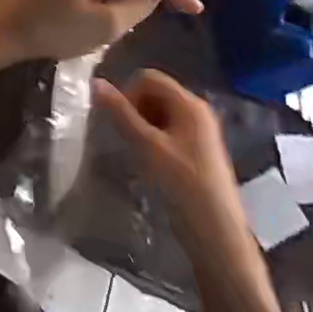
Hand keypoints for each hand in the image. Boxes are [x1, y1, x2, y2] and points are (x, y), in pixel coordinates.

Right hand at [96, 70, 242, 230]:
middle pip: (156, 93)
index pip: (149, 78)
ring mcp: (199, 132)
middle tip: (124, 139)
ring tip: (135, 152)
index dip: (127, 92)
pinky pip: (168, 131)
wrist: (216, 233)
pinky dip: (153, 139)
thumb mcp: (147, 147)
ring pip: (160, 113)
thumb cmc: (182, 185)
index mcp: (189, 104)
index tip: (115, 121)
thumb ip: (121, 114)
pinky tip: (149, 163)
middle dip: (134, 110)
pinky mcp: (197, 151)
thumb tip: (96, 83)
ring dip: (142, 126)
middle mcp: (197, 111)